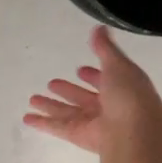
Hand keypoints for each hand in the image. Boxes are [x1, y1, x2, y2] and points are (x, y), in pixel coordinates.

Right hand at [23, 26, 161, 153]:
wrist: (134, 133)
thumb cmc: (129, 96)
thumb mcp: (118, 65)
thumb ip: (105, 48)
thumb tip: (99, 27)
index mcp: (123, 89)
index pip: (106, 80)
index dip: (94, 75)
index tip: (80, 70)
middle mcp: (109, 107)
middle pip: (84, 97)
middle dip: (69, 91)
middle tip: (52, 83)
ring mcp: (94, 123)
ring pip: (68, 112)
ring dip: (51, 105)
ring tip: (33, 99)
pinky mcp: (79, 136)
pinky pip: (58, 127)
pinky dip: (42, 123)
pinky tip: (27, 118)